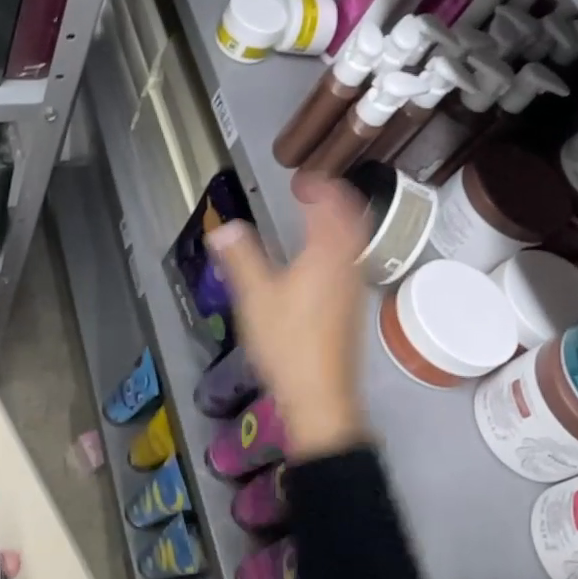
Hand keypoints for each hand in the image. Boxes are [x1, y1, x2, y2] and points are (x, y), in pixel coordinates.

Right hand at [206, 173, 370, 459]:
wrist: (321, 398)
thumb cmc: (288, 344)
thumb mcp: (254, 297)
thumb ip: (239, 258)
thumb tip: (223, 228)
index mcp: (327, 256)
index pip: (334, 207)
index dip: (321, 188)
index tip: (302, 181)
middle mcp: (348, 267)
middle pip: (352, 222)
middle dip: (334, 202)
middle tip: (310, 195)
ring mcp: (353, 290)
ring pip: (353, 244)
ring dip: (337, 225)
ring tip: (313, 221)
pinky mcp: (351, 311)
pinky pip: (350, 263)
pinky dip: (336, 248)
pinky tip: (315, 265)